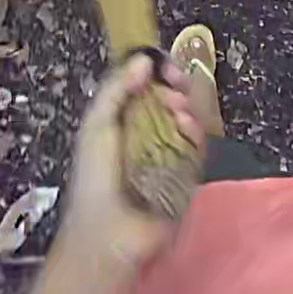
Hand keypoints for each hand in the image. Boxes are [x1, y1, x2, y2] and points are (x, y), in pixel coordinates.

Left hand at [56, 53, 203, 268]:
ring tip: (177, 109)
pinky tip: (186, 127)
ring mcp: (169, 151)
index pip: (149, 84)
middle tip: (176, 85)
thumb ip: (117, 87)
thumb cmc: (95, 176)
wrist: (107, 234)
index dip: (159, 71)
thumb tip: (145, 59)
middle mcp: (149, 129)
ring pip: (187, 116)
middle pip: (171, 96)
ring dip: (185, 105)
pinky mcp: (186, 173)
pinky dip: (195, 130)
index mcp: (126, 116)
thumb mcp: (97, 123)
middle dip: (176, 85)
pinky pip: (197, 145)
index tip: (166, 66)